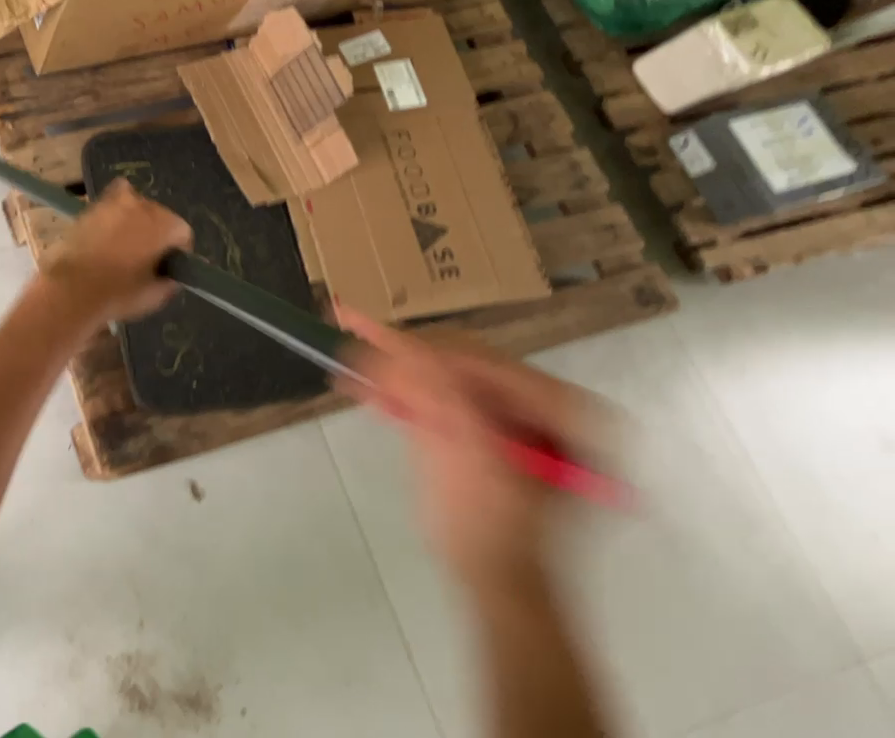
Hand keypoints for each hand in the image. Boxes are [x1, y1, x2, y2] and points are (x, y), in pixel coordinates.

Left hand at [39, 179, 191, 323]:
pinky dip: (115, 210)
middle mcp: (146, 206)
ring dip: (135, 224)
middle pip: (160, 218)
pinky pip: (111, 200)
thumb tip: (170, 275)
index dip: (177, 254)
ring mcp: (116, 202)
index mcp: (167, 225)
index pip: (183, 234)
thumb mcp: (155, 296)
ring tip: (123, 248)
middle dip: (156, 236)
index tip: (166, 269)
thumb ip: (170, 281)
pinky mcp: (92, 206)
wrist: (70, 288)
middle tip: (144, 260)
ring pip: (136, 209)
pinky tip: (109, 226)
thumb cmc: (118, 293)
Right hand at [336, 306, 606, 587]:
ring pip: (451, 380)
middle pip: (464, 364)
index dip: (414, 344)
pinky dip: (409, 396)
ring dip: (400, 372)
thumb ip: (444, 400)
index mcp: (566, 410)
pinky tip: (373, 390)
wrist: (499, 590)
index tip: (359, 325)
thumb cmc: (493, 534)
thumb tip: (408, 348)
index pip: (477, 359)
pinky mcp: (496, 437)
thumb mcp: (468, 460)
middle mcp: (552, 407)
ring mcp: (524, 422)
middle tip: (348, 334)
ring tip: (351, 362)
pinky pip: (448, 403)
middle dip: (403, 355)